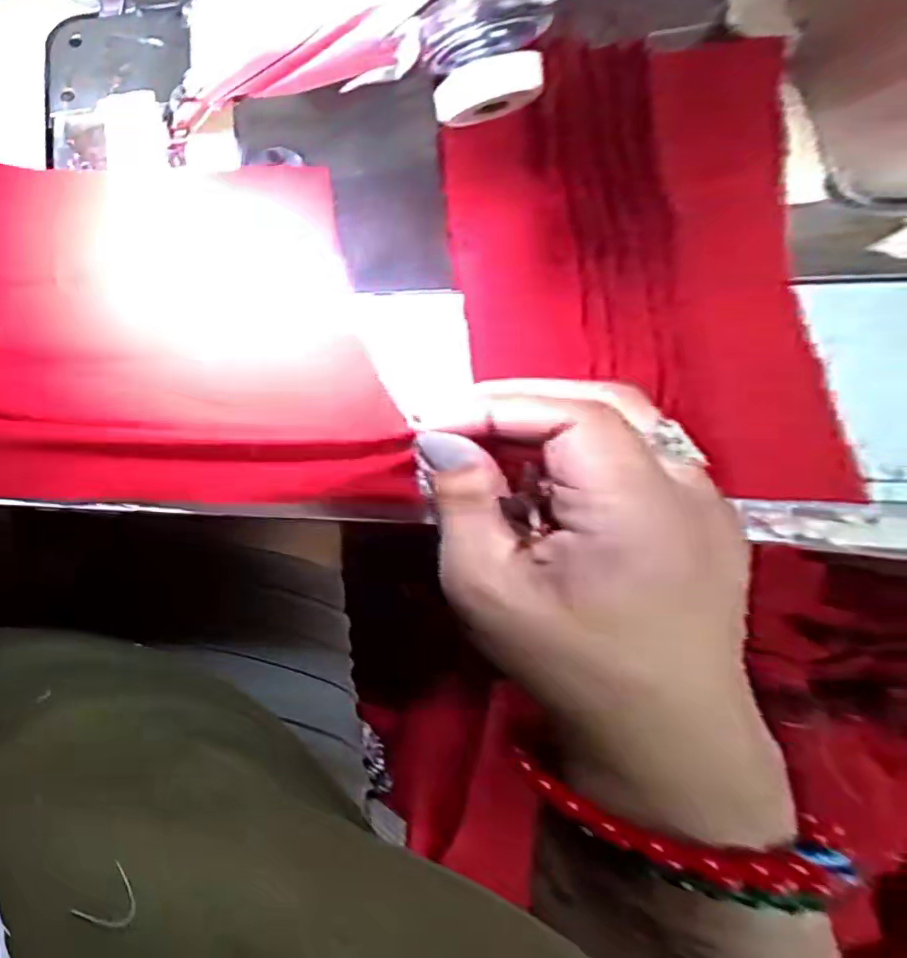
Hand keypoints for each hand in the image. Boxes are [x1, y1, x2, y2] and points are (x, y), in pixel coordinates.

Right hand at [419, 380, 795, 845]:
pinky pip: (630, 456)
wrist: (660, 729)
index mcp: (638, 505)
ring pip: (622, 424)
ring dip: (542, 422)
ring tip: (481, 447)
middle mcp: (685, 490)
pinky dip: (569, 450)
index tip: (430, 428)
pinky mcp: (692, 520)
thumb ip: (461, 501)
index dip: (493, 406)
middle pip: (605, 402)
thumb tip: (438, 440)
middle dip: (517, 400)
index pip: (571, 413)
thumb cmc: (562, 656)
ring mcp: (699, 503)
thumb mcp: (484, 581)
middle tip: (450, 420)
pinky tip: (529, 482)